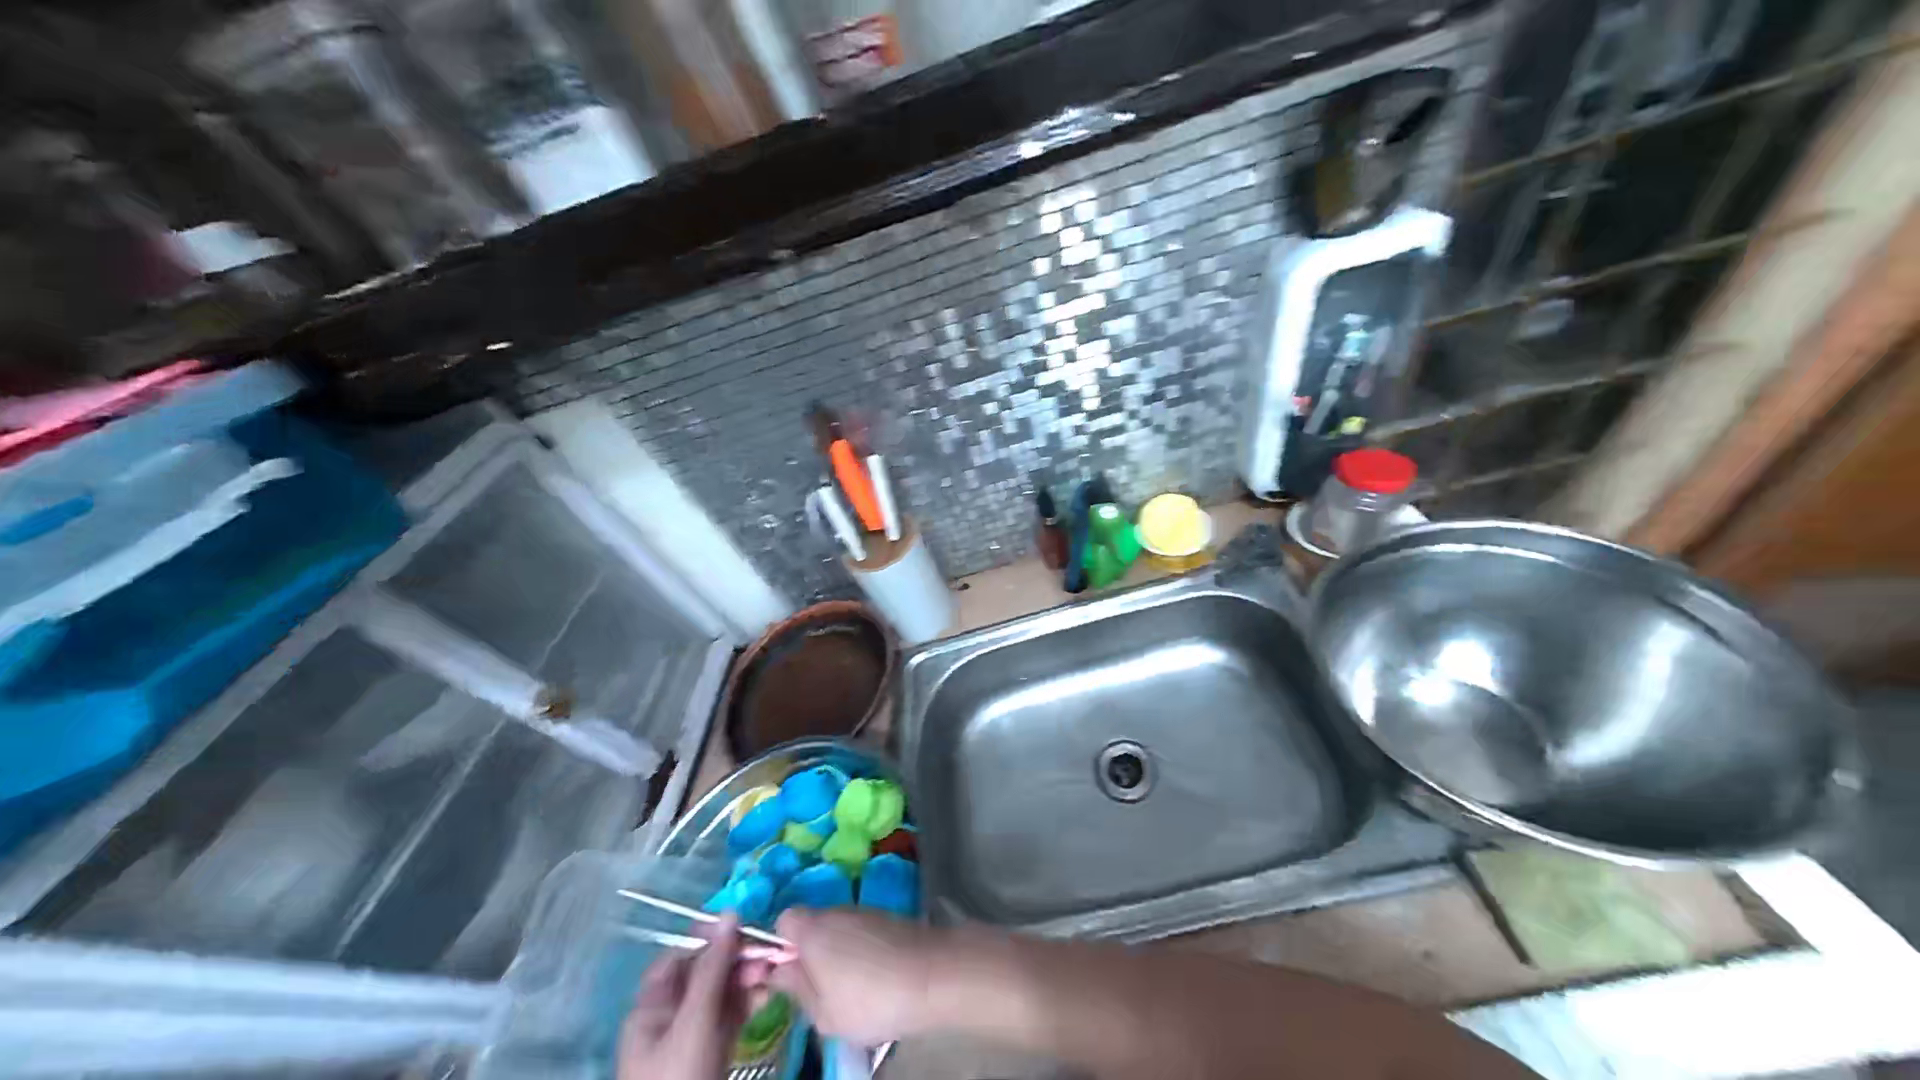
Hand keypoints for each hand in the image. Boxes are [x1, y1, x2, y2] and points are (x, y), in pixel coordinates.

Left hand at [617, 915, 765, 1079]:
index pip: (681, 956)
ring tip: (775, 974)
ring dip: (747, 979)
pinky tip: (770, 995)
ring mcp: (691, 1037)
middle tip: (769, 955)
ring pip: (721, 994)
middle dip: (736, 960)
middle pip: (704, 973)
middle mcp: (669, 1017)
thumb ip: (712, 968)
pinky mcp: (711, 1054)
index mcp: (652, 1007)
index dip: (711, 938)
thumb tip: (730, 914)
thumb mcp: (695, 1023)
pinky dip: (749, 1003)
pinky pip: (730, 1017)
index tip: (746, 928)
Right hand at [766, 910, 940, 1044]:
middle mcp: (836, 911)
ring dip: (837, 951)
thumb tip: (780, 970)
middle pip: (812, 923)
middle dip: (811, 951)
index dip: (781, 945)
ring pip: (838, 928)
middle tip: (820, 988)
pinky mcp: (887, 917)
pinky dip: (861, 949)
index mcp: (812, 930)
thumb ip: (797, 989)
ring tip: (851, 988)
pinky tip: (875, 977)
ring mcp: (864, 911)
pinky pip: (861, 931)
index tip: (791, 974)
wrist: (931, 974)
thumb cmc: (870, 1000)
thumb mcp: (824, 1014)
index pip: (783, 920)